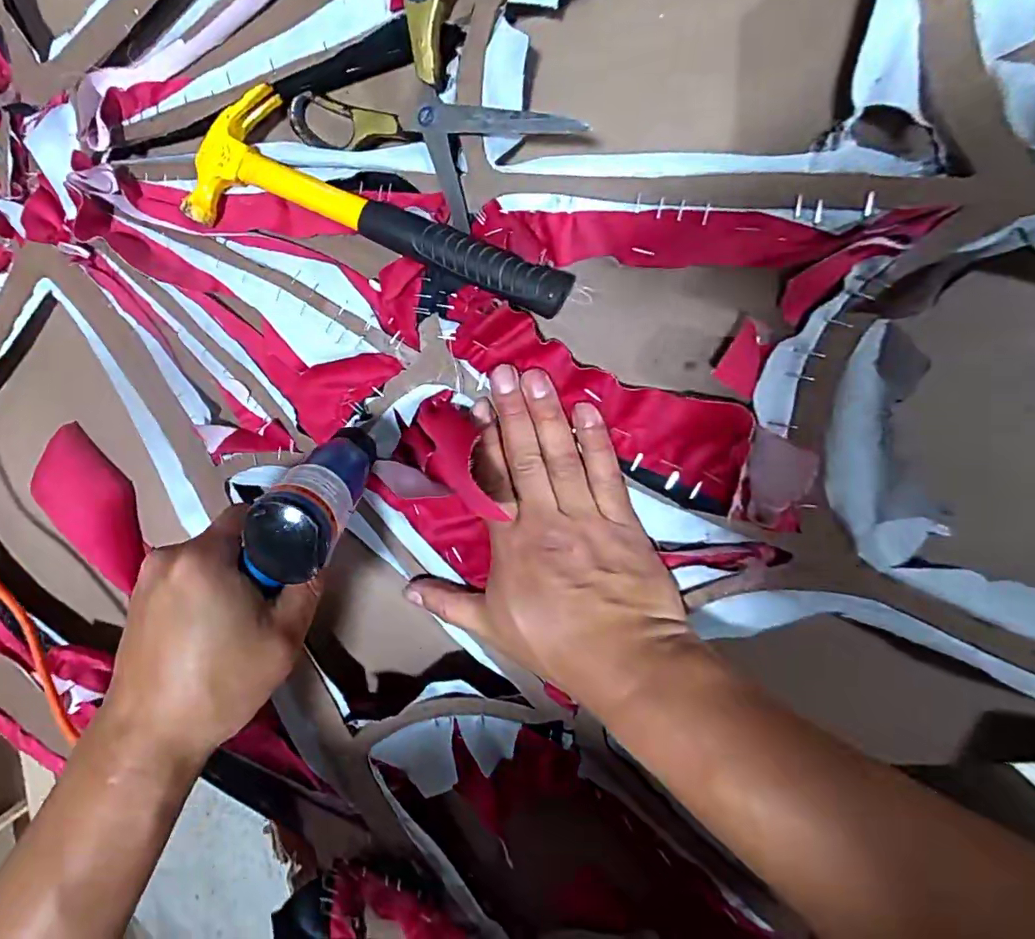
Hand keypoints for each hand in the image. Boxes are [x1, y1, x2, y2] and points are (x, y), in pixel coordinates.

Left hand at [100, 505, 320, 762]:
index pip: (245, 513)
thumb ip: (304, 589)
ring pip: (202, 561)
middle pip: (223, 540)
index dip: (272, 530)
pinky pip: (181, 580)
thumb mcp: (282, 641)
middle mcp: (168, 554)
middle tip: (262, 605)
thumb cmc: (220, 686)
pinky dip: (199, 594)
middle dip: (248, 563)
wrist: (149, 735)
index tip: (284, 564)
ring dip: (223, 580)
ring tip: (233, 626)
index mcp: (202, 555)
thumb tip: (313, 558)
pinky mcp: (135, 598)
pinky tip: (204, 635)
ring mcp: (146, 576)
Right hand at [405, 365, 700, 705]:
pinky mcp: (623, 522)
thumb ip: (448, 601)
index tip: (478, 407)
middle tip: (504, 373)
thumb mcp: (492, 625)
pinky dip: (596, 441)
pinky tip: (586, 411)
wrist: (628, 661)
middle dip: (514, 411)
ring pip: (563, 457)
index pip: (493, 481)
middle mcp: (547, 519)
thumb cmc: (555, 642)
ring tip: (537, 379)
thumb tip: (406, 590)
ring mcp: (587, 517)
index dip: (485, 441)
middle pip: (527, 457)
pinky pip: (606, 474)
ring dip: (549, 415)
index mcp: (512, 541)